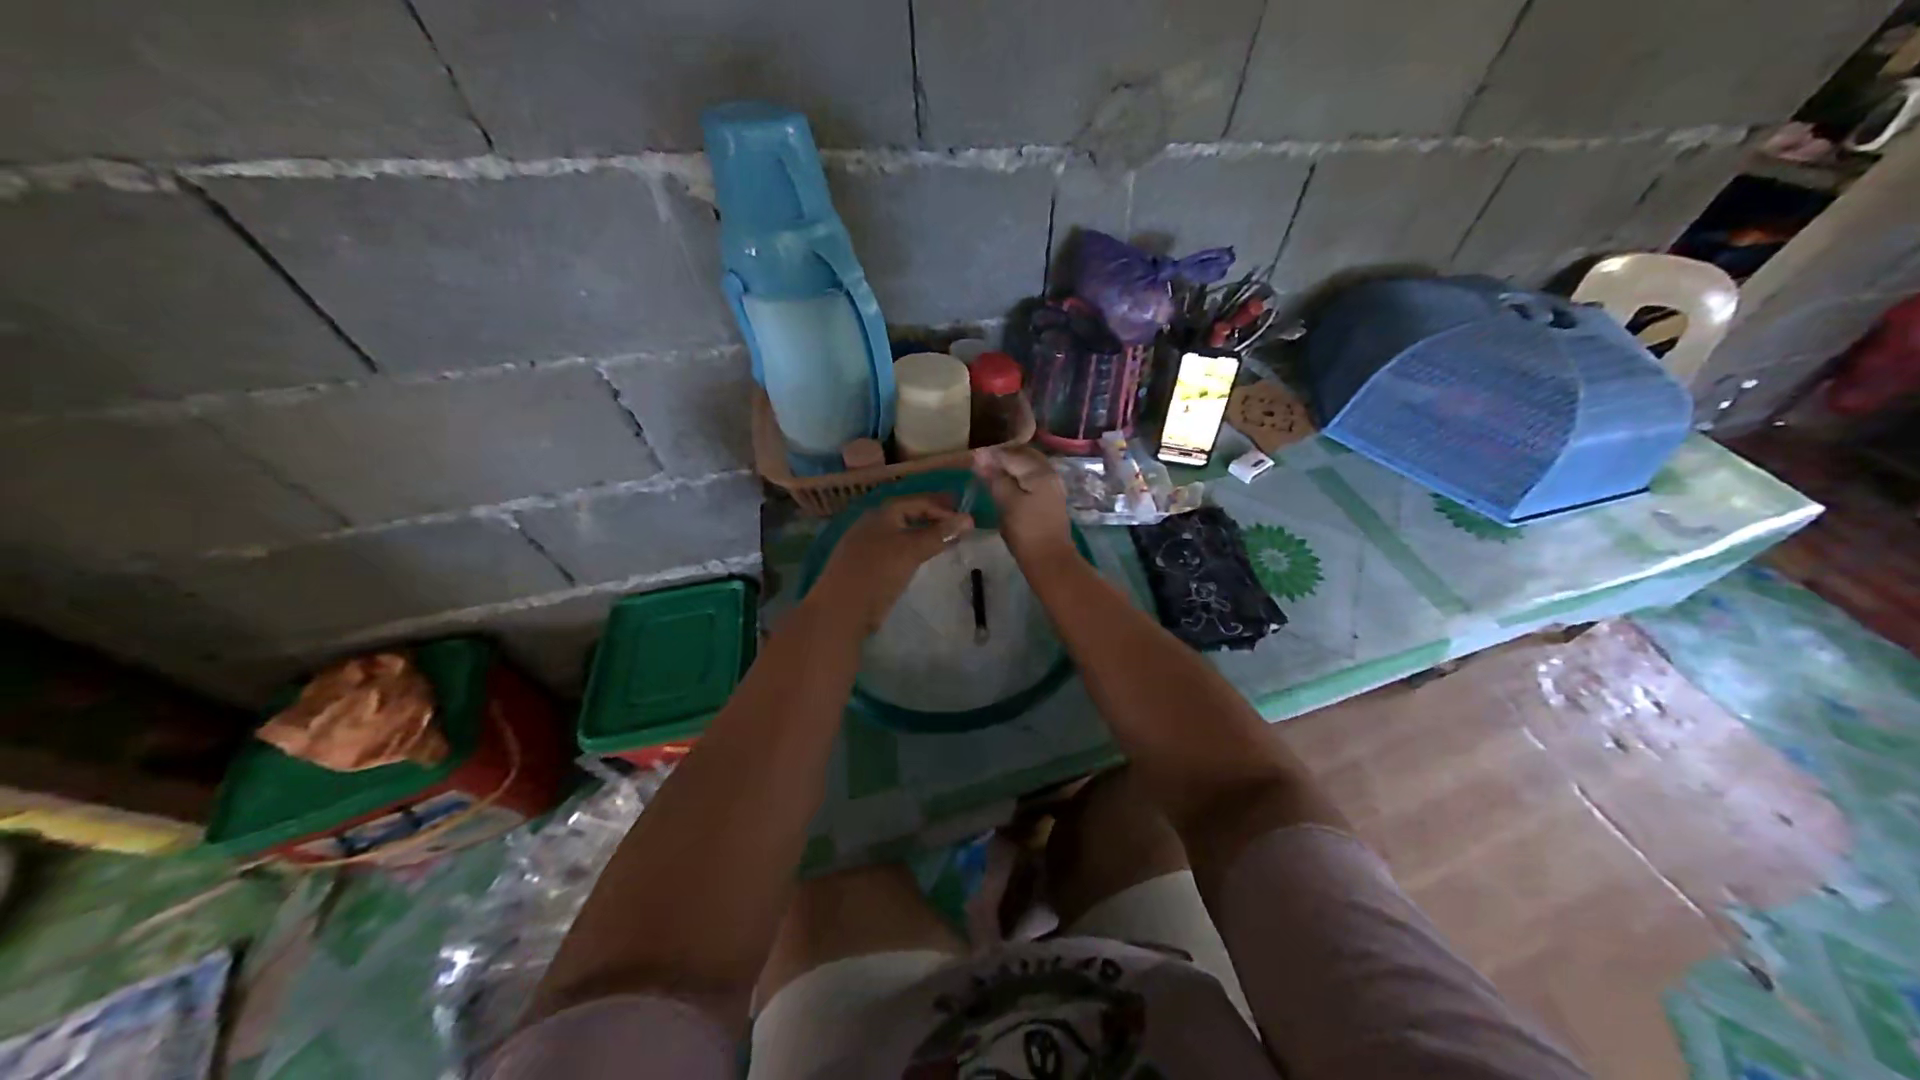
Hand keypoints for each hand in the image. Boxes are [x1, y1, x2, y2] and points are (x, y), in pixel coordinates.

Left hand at [808, 495, 973, 636]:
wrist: (841, 608)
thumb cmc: (877, 572)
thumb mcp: (911, 550)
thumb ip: (939, 534)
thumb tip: (967, 519)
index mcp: (882, 514)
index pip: (918, 501)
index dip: (943, 508)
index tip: (966, 519)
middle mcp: (873, 524)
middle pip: (909, 514)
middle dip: (934, 518)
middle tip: (959, 526)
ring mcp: (868, 545)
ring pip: (902, 533)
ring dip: (924, 534)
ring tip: (946, 541)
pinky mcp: (867, 565)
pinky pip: (896, 550)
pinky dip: (913, 549)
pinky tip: (922, 559)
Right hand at [973, 447, 1075, 571]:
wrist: (1049, 560)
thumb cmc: (1026, 532)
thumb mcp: (1007, 503)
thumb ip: (996, 478)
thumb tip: (980, 457)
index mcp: (1040, 471)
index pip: (1010, 453)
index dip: (990, 454)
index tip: (971, 457)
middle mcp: (1049, 472)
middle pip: (1023, 454)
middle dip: (1002, 455)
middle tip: (980, 462)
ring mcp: (1052, 484)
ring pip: (1028, 464)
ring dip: (1010, 464)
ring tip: (990, 471)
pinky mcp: (1050, 496)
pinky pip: (1032, 476)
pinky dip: (1017, 474)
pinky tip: (1004, 482)